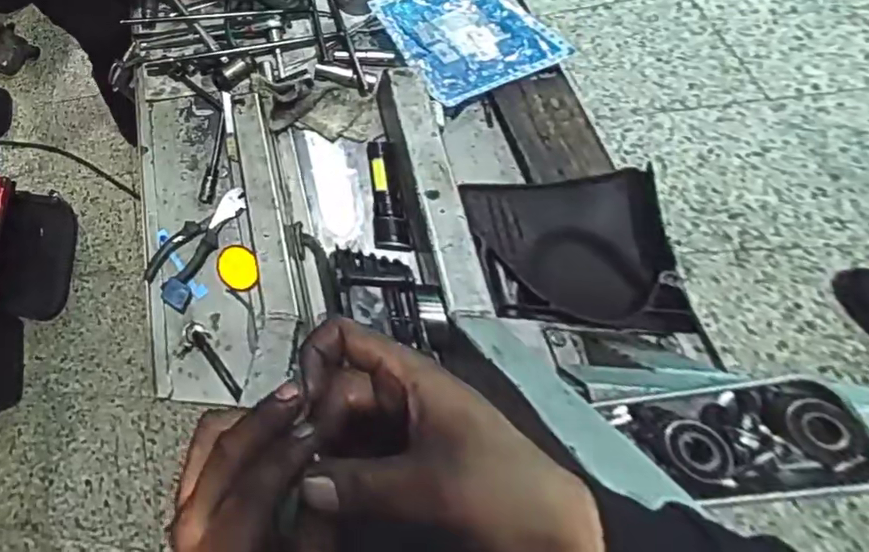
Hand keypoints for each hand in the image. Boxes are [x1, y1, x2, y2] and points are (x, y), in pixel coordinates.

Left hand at [171, 382, 332, 551]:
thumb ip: (311, 536)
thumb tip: (322, 480)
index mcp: (220, 546)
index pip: (256, 481)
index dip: (291, 449)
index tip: (318, 425)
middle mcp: (190, 523)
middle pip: (227, 448)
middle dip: (266, 417)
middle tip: (298, 395)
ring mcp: (180, 511)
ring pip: (208, 439)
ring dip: (247, 418)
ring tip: (282, 405)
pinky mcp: (181, 505)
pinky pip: (200, 450)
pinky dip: (229, 430)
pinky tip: (255, 425)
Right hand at [298, 318, 604, 551]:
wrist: (565, 540)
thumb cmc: (516, 493)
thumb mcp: (434, 486)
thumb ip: (366, 483)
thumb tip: (309, 482)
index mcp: (409, 374)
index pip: (343, 336)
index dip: (316, 356)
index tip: (303, 397)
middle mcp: (400, 393)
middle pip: (337, 387)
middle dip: (319, 418)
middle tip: (308, 458)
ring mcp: (401, 426)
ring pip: (346, 424)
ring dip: (329, 449)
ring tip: (319, 481)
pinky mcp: (404, 460)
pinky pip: (360, 453)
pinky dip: (344, 469)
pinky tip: (337, 492)